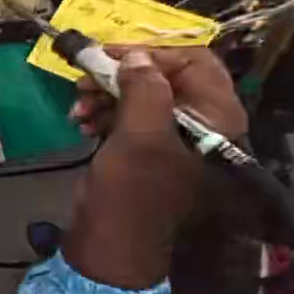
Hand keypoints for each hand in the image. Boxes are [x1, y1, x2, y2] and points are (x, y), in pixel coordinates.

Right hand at [62, 47, 246, 289]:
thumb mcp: (139, 136)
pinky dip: (102, 112)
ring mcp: (171, 135)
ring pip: (139, 94)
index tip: (106, 56)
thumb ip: (144, 91)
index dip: (150, 54)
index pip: (193, 62)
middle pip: (163, 76)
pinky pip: (126, 115)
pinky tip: (80, 122)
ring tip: (77, 107)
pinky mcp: (145, 147)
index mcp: (215, 117)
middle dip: (120, 75)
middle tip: (84, 81)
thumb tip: (138, 56)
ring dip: (104, 94)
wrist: (112, 239)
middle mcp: (199, 121)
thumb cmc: (132, 189)